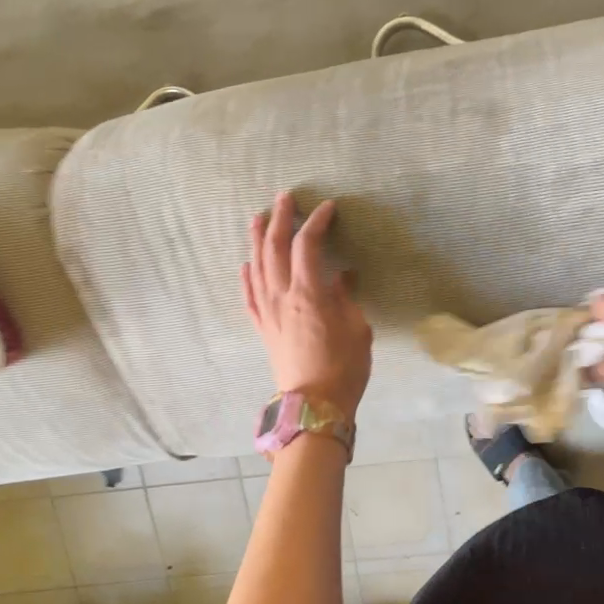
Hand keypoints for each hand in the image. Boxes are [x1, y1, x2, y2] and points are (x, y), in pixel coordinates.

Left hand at [242, 191, 371, 414]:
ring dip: (256, 239)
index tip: (327, 208)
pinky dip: (247, 275)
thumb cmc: (344, 369)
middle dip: (279, 218)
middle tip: (284, 198)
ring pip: (256, 266)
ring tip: (258, 218)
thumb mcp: (357, 330)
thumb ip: (346, 298)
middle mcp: (282, 296)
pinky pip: (249, 295)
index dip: (316, 222)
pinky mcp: (263, 329)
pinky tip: (246, 264)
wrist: (314, 405)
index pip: (307, 245)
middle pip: (273, 247)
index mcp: (309, 293)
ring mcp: (268, 312)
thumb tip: (341, 278)